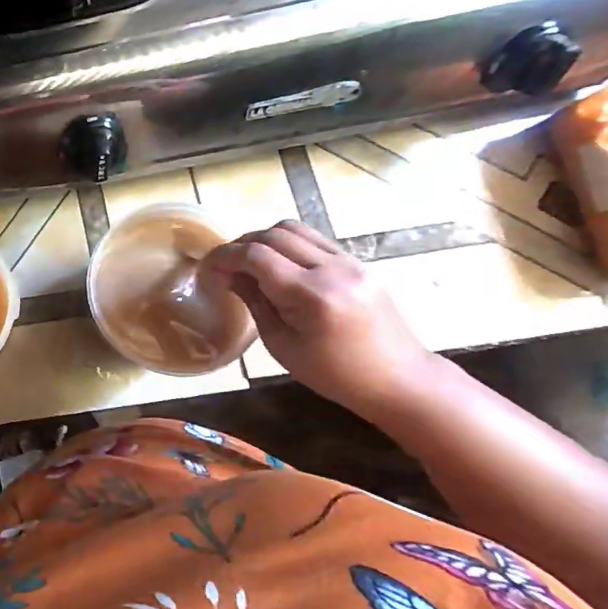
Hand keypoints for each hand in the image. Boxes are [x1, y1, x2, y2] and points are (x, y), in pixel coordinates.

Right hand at [203, 220, 438, 414]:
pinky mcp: (358, 261)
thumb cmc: (335, 376)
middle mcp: (332, 269)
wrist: (399, 379)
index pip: (256, 256)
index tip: (208, 266)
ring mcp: (349, 261)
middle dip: (242, 244)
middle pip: (274, 234)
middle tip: (225, 264)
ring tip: (250, 261)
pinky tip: (280, 264)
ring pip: (295, 229)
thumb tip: (229, 275)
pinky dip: (290, 243)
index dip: (226, 256)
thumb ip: (256, 303)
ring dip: (265, 238)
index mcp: (311, 296)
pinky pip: (315, 239)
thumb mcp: (283, 346)